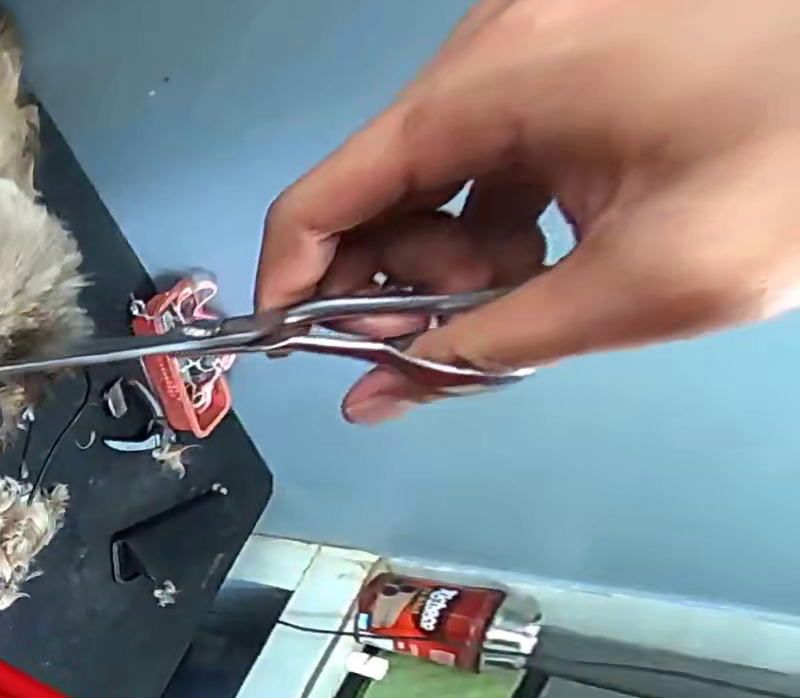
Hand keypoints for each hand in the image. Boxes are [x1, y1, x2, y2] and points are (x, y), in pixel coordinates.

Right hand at [257, 0, 799, 422]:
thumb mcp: (656, 279)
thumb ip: (484, 352)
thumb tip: (363, 407)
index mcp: (487, 85)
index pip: (313, 206)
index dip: (285, 289)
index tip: (303, 350)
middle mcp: (485, 53)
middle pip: (359, 199)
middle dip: (379, 282)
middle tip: (436, 330)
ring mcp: (528, 46)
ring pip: (412, 185)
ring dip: (435, 256)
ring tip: (513, 283)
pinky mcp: (565, 53)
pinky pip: (469, 159)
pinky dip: (480, 219)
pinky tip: (542, 241)